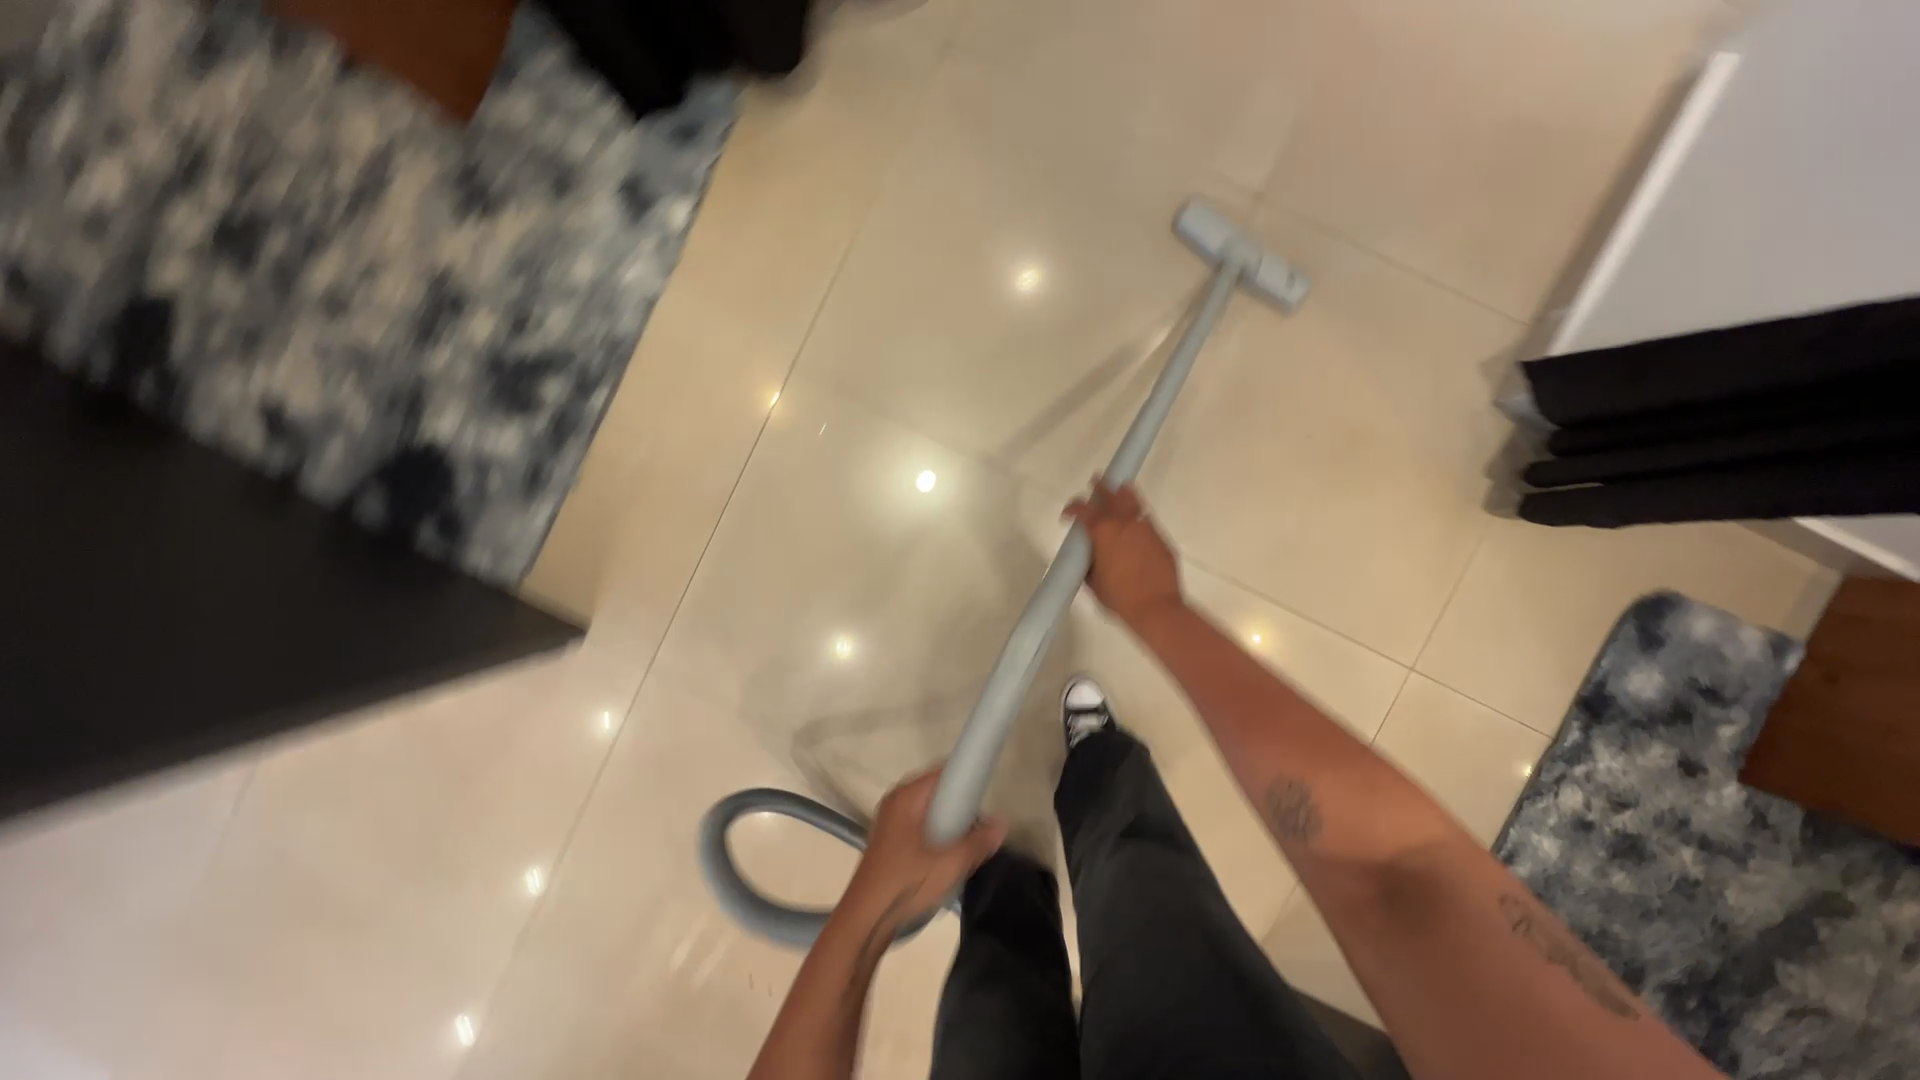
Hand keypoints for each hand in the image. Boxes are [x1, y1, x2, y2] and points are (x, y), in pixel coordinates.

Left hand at [842, 767, 1006, 932]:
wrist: (865, 919)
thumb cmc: (905, 884)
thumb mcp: (949, 864)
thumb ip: (978, 842)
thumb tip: (1002, 823)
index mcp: (906, 796)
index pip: (943, 772)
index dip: (967, 780)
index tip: (988, 796)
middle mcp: (896, 802)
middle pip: (938, 793)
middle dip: (961, 808)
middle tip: (981, 828)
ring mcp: (891, 823)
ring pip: (930, 813)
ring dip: (951, 826)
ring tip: (969, 846)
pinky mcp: (890, 843)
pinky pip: (921, 828)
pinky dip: (937, 837)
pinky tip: (949, 859)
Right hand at [1064, 479, 1183, 627]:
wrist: (1157, 608)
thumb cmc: (1119, 598)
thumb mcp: (1094, 584)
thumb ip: (1090, 566)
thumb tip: (1090, 560)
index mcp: (1103, 532)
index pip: (1083, 510)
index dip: (1072, 508)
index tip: (1067, 515)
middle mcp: (1125, 523)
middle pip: (1112, 495)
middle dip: (1101, 487)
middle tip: (1096, 480)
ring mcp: (1146, 529)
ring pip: (1134, 502)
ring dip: (1124, 494)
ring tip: (1121, 488)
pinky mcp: (1162, 539)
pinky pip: (1147, 521)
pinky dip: (1138, 518)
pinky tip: (1136, 525)